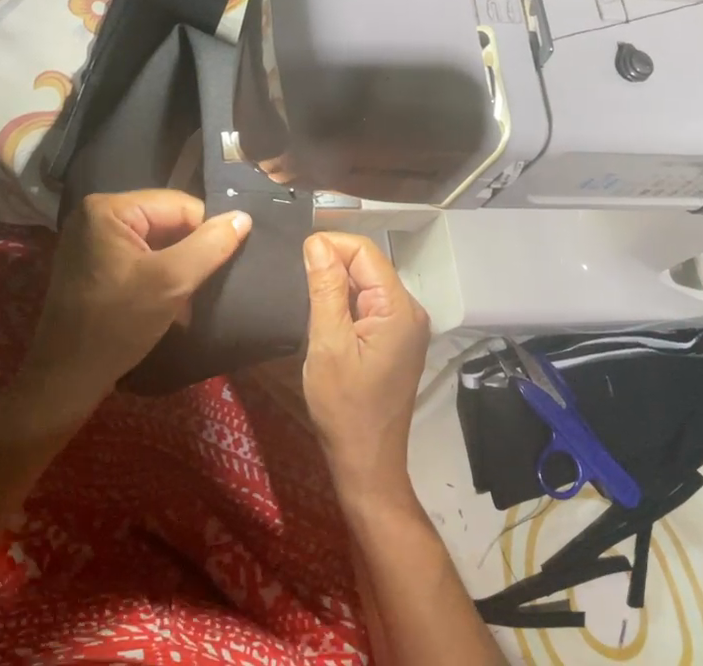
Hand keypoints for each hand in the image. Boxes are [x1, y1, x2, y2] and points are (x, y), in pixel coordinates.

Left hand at [20, 189, 250, 410]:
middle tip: (206, 286)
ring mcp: (92, 242)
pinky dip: (160, 280)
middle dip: (191, 255)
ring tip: (190, 300)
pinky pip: (140, 260)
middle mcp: (96, 215)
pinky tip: (172, 306)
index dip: (206, 233)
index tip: (222, 266)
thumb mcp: (171, 283)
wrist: (66, 379)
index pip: (179, 205)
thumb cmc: (116, 325)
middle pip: (167, 222)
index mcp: (108, 208)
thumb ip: (210, 246)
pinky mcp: (94, 266)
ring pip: (157, 244)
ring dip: (178, 271)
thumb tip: (243, 217)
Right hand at [300, 232, 430, 499]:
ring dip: (334, 283)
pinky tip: (321, 315)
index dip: (329, 245)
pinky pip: (367, 305)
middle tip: (293, 279)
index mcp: (398, 308)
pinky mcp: (394, 340)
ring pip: (365, 283)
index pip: (364, 251)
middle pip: (367, 264)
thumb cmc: (344, 407)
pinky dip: (343, 302)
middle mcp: (409, 310)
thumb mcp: (328, 345)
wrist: (366, 460)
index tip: (294, 258)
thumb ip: (324, 289)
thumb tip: (316, 243)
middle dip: (330, 263)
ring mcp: (404, 326)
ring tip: (302, 294)